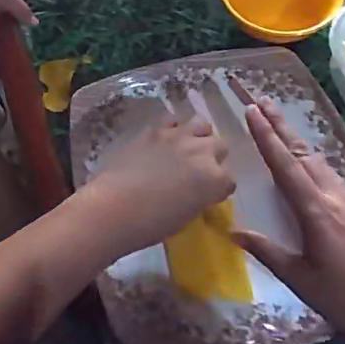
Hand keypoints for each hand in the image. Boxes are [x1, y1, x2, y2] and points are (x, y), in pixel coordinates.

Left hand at [80, 114, 233, 254]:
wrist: (116, 206)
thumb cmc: (153, 223)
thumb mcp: (187, 215)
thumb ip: (200, 197)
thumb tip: (198, 191)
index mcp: (215, 179)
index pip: (229, 180)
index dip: (219, 188)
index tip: (210, 195)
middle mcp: (202, 152)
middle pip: (220, 146)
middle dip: (214, 158)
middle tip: (200, 171)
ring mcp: (178, 136)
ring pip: (202, 124)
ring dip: (199, 136)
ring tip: (187, 148)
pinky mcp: (155, 130)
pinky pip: (172, 120)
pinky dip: (173, 128)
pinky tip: (165, 140)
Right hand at [232, 99, 344, 343]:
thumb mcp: (302, 281)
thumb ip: (268, 252)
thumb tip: (234, 232)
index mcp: (316, 211)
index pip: (284, 165)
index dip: (266, 136)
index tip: (251, 110)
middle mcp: (335, 198)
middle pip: (302, 154)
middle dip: (280, 127)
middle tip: (261, 102)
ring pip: (319, 163)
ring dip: (296, 143)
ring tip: (278, 127)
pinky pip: (331, 176)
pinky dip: (311, 162)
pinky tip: (308, 167)